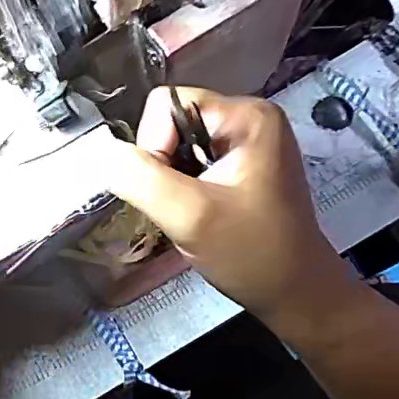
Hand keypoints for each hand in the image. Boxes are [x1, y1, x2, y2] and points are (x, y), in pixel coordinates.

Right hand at [99, 87, 360, 341]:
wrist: (296, 293)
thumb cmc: (251, 254)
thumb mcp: (189, 216)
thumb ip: (140, 178)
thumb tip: (102, 152)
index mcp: (247, 114)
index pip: (165, 105)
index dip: (152, 146)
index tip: (172, 192)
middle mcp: (251, 117)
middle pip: (171, 123)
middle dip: (164, 166)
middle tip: (184, 206)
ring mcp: (250, 142)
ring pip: (179, 146)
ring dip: (174, 182)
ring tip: (195, 213)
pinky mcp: (245, 165)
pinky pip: (194, 162)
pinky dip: (187, 189)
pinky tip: (203, 214)